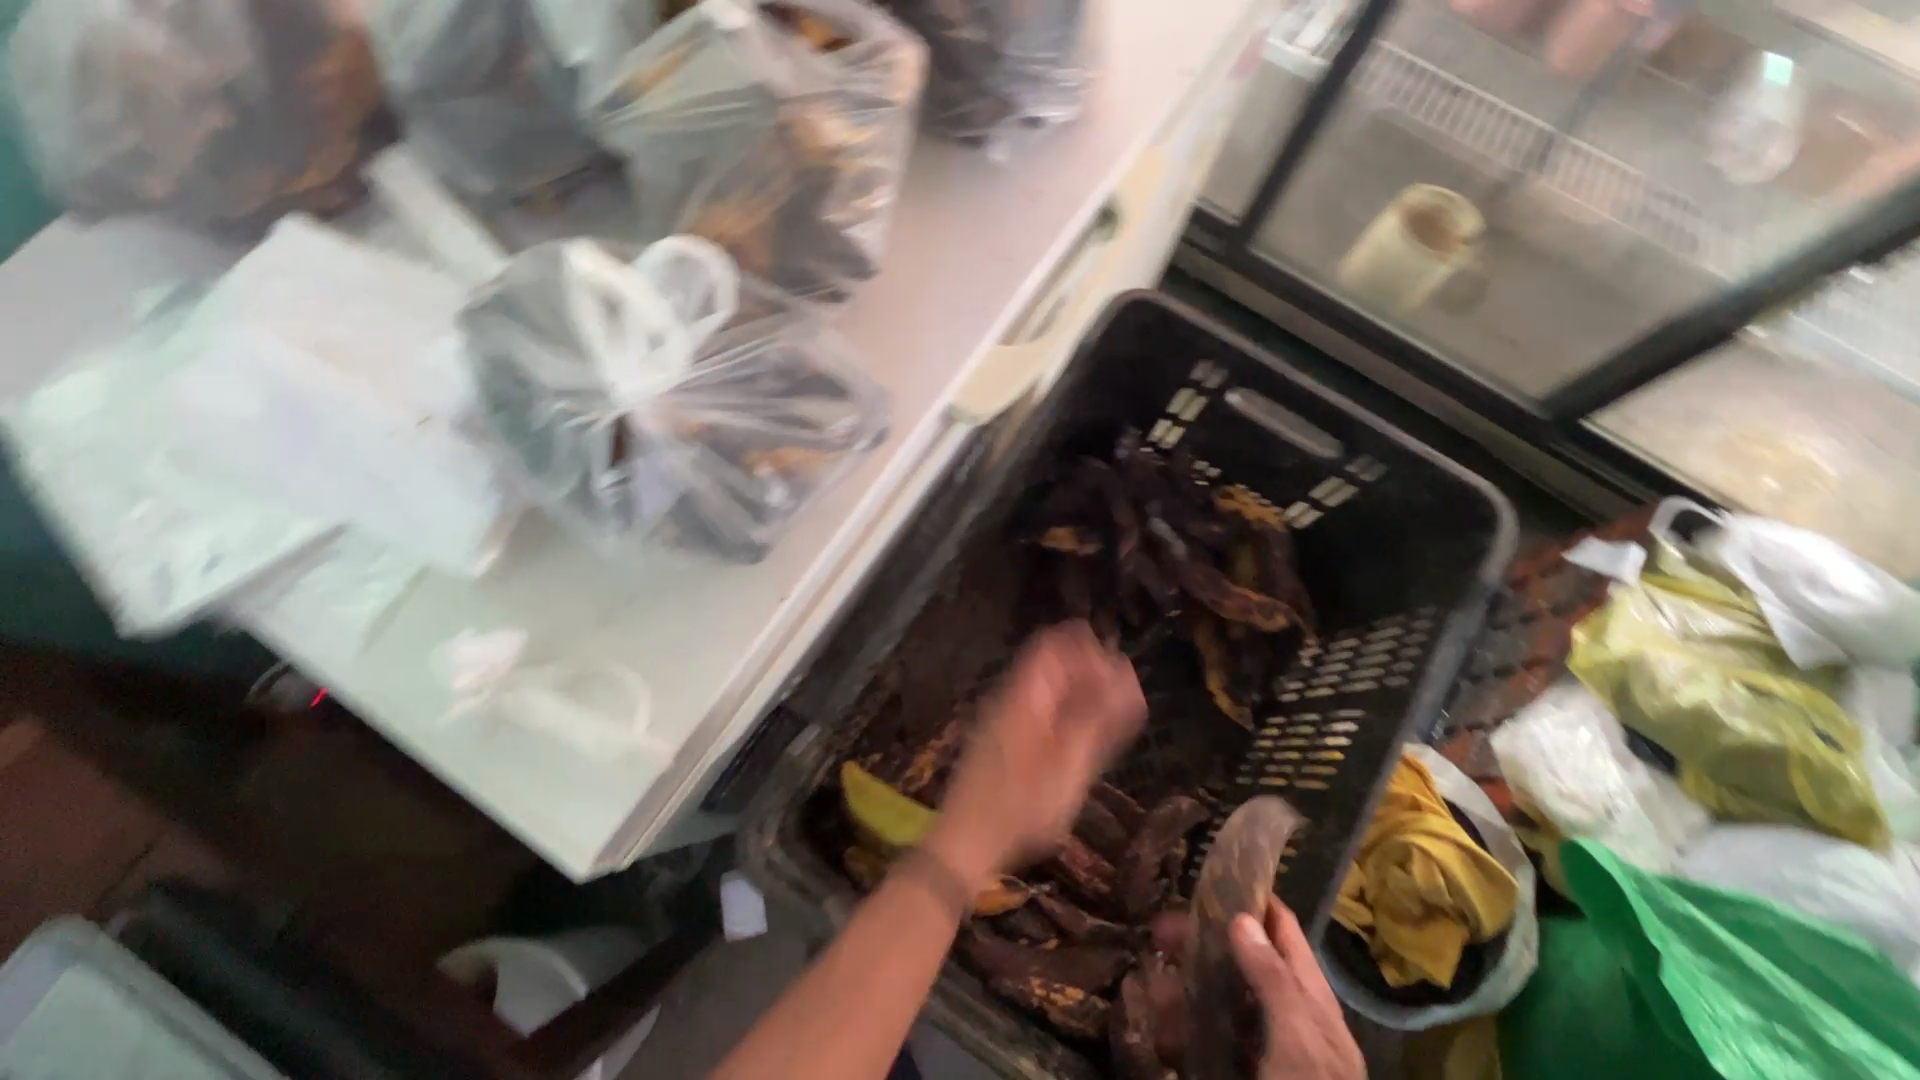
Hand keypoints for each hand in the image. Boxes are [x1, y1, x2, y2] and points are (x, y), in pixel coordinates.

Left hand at [924, 622, 1146, 889]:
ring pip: (1045, 692)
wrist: (965, 845)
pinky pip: (1038, 716)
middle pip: (1049, 667)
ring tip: (1112, 718)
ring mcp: (1003, 723)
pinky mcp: (1002, 747)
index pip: (1052, 644)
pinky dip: (1064, 720)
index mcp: (1023, 695)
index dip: (1085, 644)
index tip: (1116, 660)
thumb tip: (1122, 668)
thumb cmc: (1020, 806)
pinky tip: (1084, 741)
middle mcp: (1010, 700)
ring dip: (1079, 697)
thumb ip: (1096, 715)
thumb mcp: (1068, 763)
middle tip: (1123, 694)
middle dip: (1088, 671)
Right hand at [1146, 900, 1364, 1079]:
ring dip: (1182, 992)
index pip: (1282, 933)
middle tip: (1159, 933)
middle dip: (1199, 946)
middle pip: (1238, 963)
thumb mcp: (1300, 1041)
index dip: (1251, 901)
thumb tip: (1243, 917)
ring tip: (1154, 993)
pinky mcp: (1229, 1072)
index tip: (1208, 878)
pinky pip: (1200, 1044)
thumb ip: (1273, 979)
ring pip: (1213, 1002)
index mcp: (1309, 1001)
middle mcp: (1282, 1017)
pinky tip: (1161, 1037)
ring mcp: (1256, 1050)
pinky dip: (1178, 1034)